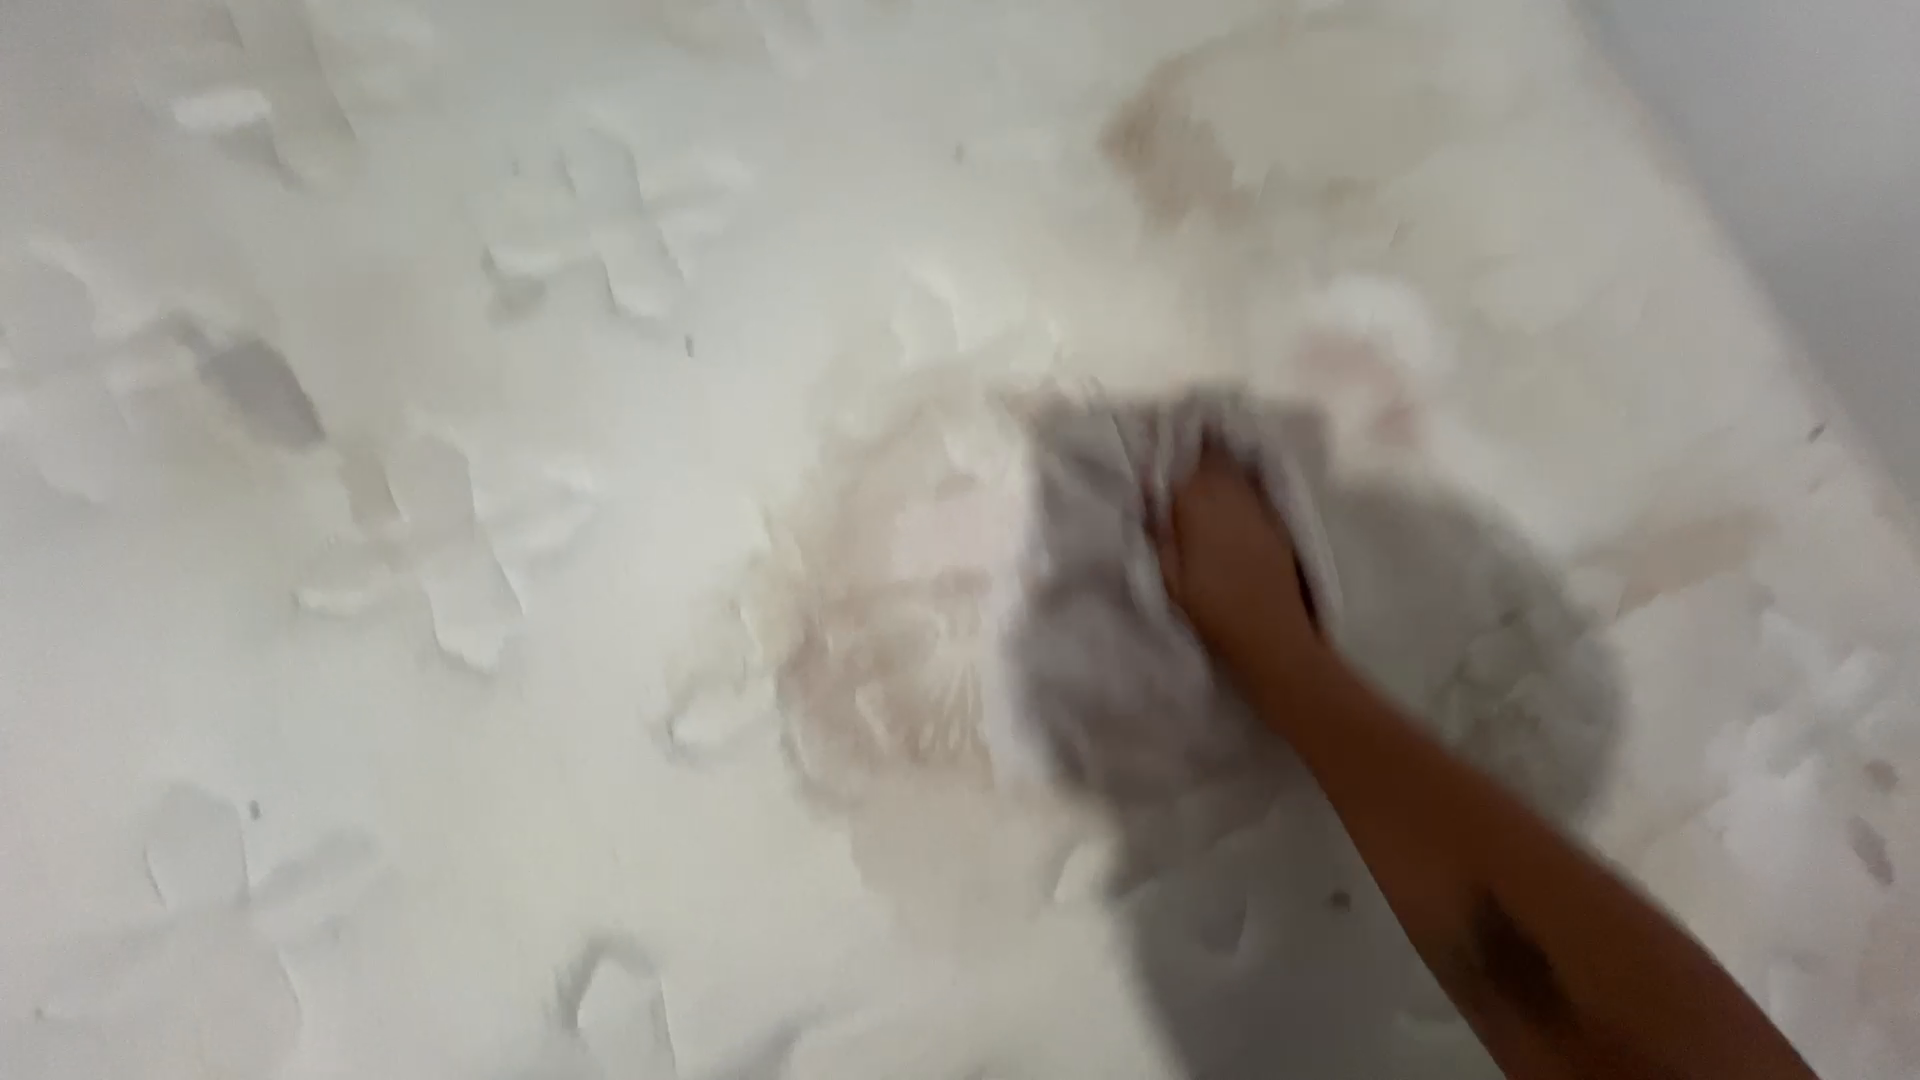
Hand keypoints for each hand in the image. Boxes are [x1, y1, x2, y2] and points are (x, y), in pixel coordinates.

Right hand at [1153, 443, 1327, 675]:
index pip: (1177, 468)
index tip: (1150, 439)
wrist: (1270, 634)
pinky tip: (1232, 471)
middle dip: (1192, 443)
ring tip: (1203, 438)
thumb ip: (1160, 534)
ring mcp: (1255, 507)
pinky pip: (1253, 484)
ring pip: (1233, 468)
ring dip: (1216, 453)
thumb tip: (1151, 499)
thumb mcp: (1170, 577)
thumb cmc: (1211, 611)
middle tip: (1176, 428)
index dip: (1164, 451)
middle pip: (1208, 459)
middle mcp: (1228, 499)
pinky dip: (1240, 473)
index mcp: (1197, 511)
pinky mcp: (1275, 519)